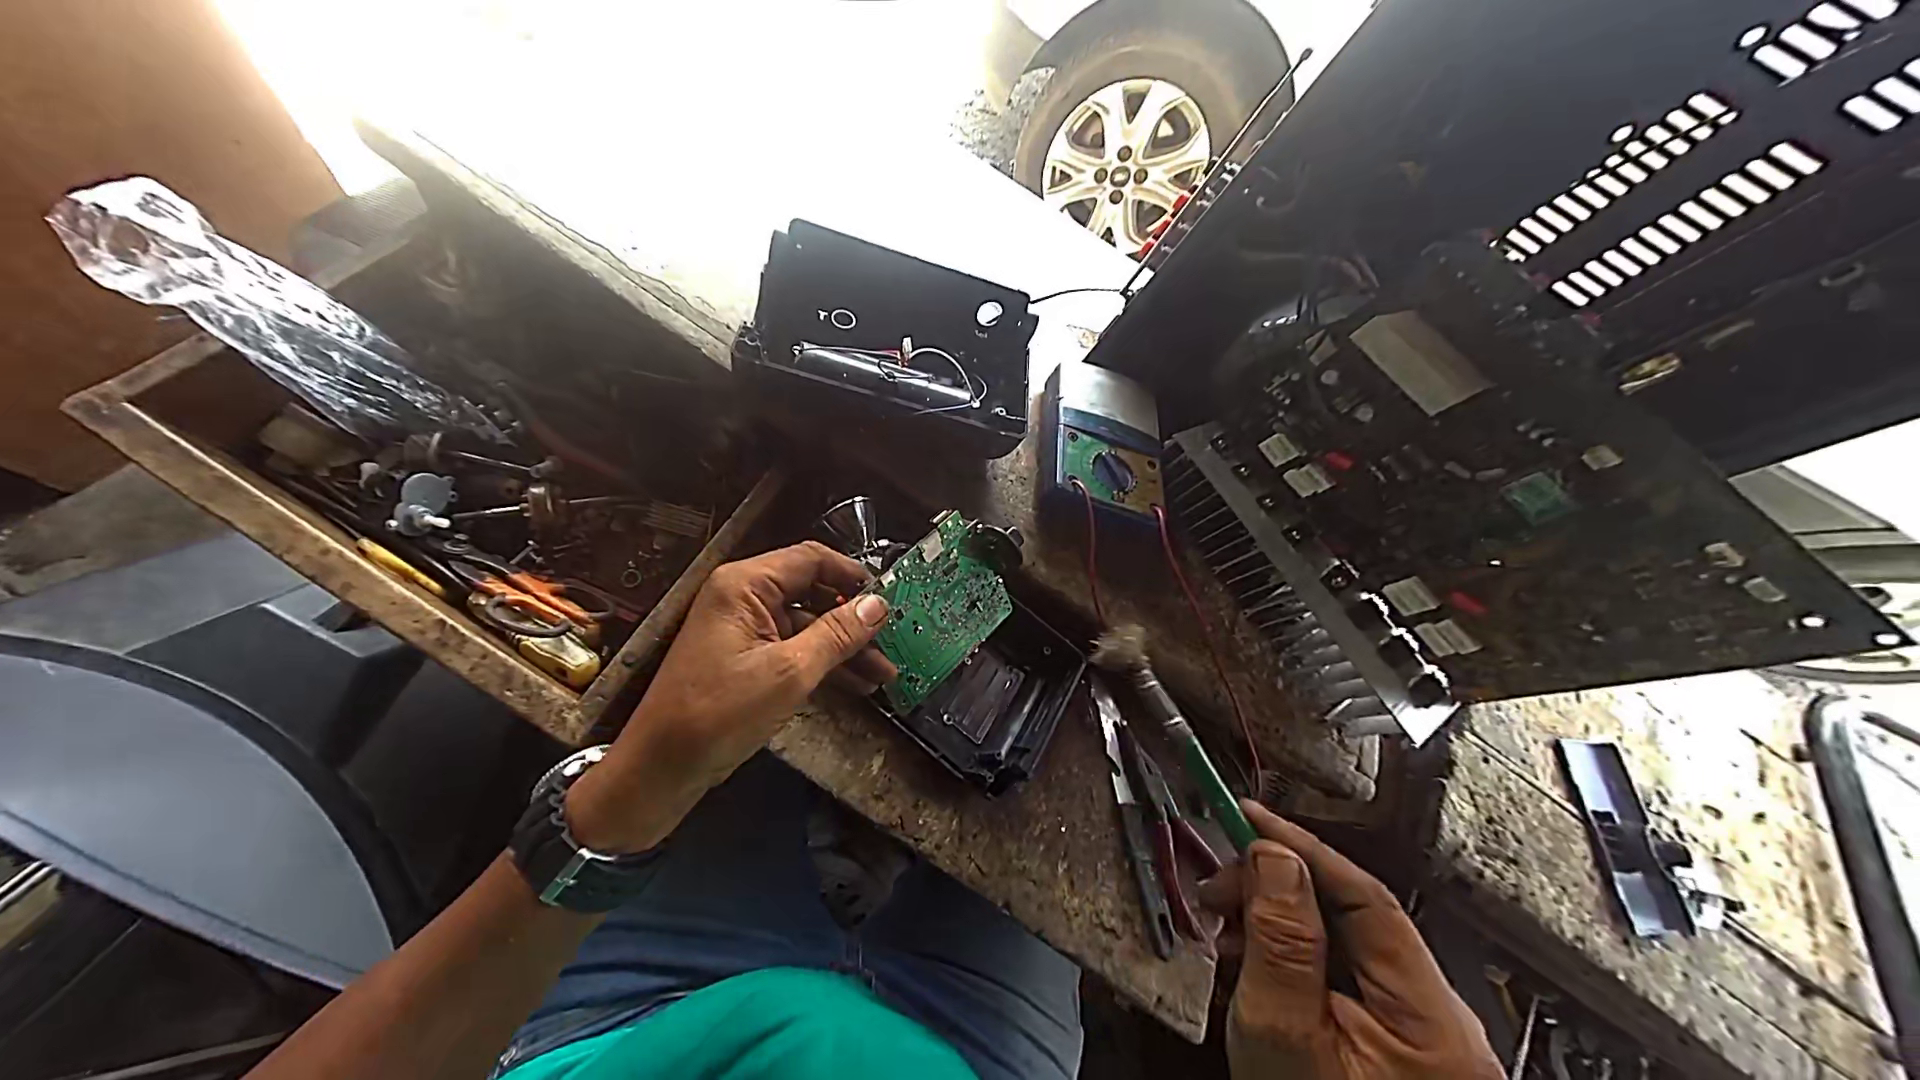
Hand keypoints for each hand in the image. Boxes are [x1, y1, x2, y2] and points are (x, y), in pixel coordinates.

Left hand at [567, 542, 896, 852]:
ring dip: (845, 646)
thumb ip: (838, 634)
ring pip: (809, 625)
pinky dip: (824, 663)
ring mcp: (745, 629)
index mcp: (744, 586)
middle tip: (891, 637)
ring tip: (882, 670)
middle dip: (854, 618)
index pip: (812, 559)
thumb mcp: (790, 672)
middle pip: (814, 593)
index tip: (887, 595)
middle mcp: (743, 599)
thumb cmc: (713, 716)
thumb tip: (876, 606)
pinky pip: (795, 648)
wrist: (662, 770)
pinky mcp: (747, 658)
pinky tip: (856, 683)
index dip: (853, 576)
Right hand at [1200, 800, 1501, 1079]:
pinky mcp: (1389, 1043)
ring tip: (1224, 931)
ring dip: (1275, 919)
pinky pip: (1335, 972)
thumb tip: (1274, 857)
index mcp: (1428, 1016)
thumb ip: (1280, 941)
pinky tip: (1250, 962)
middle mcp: (1434, 1016)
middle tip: (1216, 891)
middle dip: (1276, 887)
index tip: (1246, 815)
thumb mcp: (1282, 1037)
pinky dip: (1287, 953)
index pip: (1364, 894)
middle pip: (1350, 914)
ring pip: (1338, 940)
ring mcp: (1414, 1032)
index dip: (1302, 845)